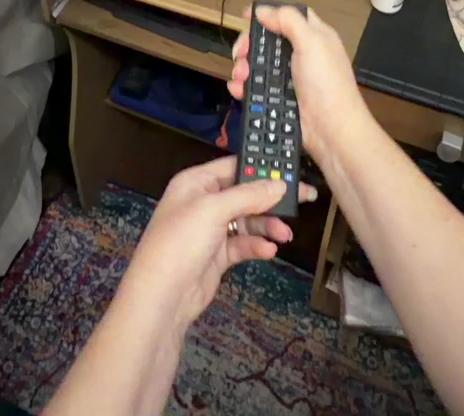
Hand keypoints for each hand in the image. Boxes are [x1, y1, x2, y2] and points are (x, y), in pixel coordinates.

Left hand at [122, 156, 318, 326]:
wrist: (161, 298)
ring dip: (267, 225)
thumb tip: (279, 184)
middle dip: (270, 200)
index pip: (233, 166)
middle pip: (243, 194)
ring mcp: (209, 230)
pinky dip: (256, 245)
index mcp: (195, 182)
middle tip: (302, 200)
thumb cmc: (180, 242)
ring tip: (285, 235)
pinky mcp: (216, 255)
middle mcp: (202, 202)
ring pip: (246, 220)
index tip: (289, 172)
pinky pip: (242, 244)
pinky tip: (269, 250)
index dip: (260, 168)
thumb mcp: (213, 210)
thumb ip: (248, 195)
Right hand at [229, 4, 370, 159]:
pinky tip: (237, 88)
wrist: (330, 130)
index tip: (246, 16)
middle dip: (250, 44)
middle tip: (240, 52)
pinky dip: (243, 86)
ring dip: (243, 66)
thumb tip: (262, 10)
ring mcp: (288, 78)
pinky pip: (255, 87)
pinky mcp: (278, 98)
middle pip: (267, 40)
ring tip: (240, 75)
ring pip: (257, 63)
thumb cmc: (325, 82)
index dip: (269, 13)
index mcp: (313, 36)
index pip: (289, 16)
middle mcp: (300, 54)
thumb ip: (288, 21)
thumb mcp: (312, 42)